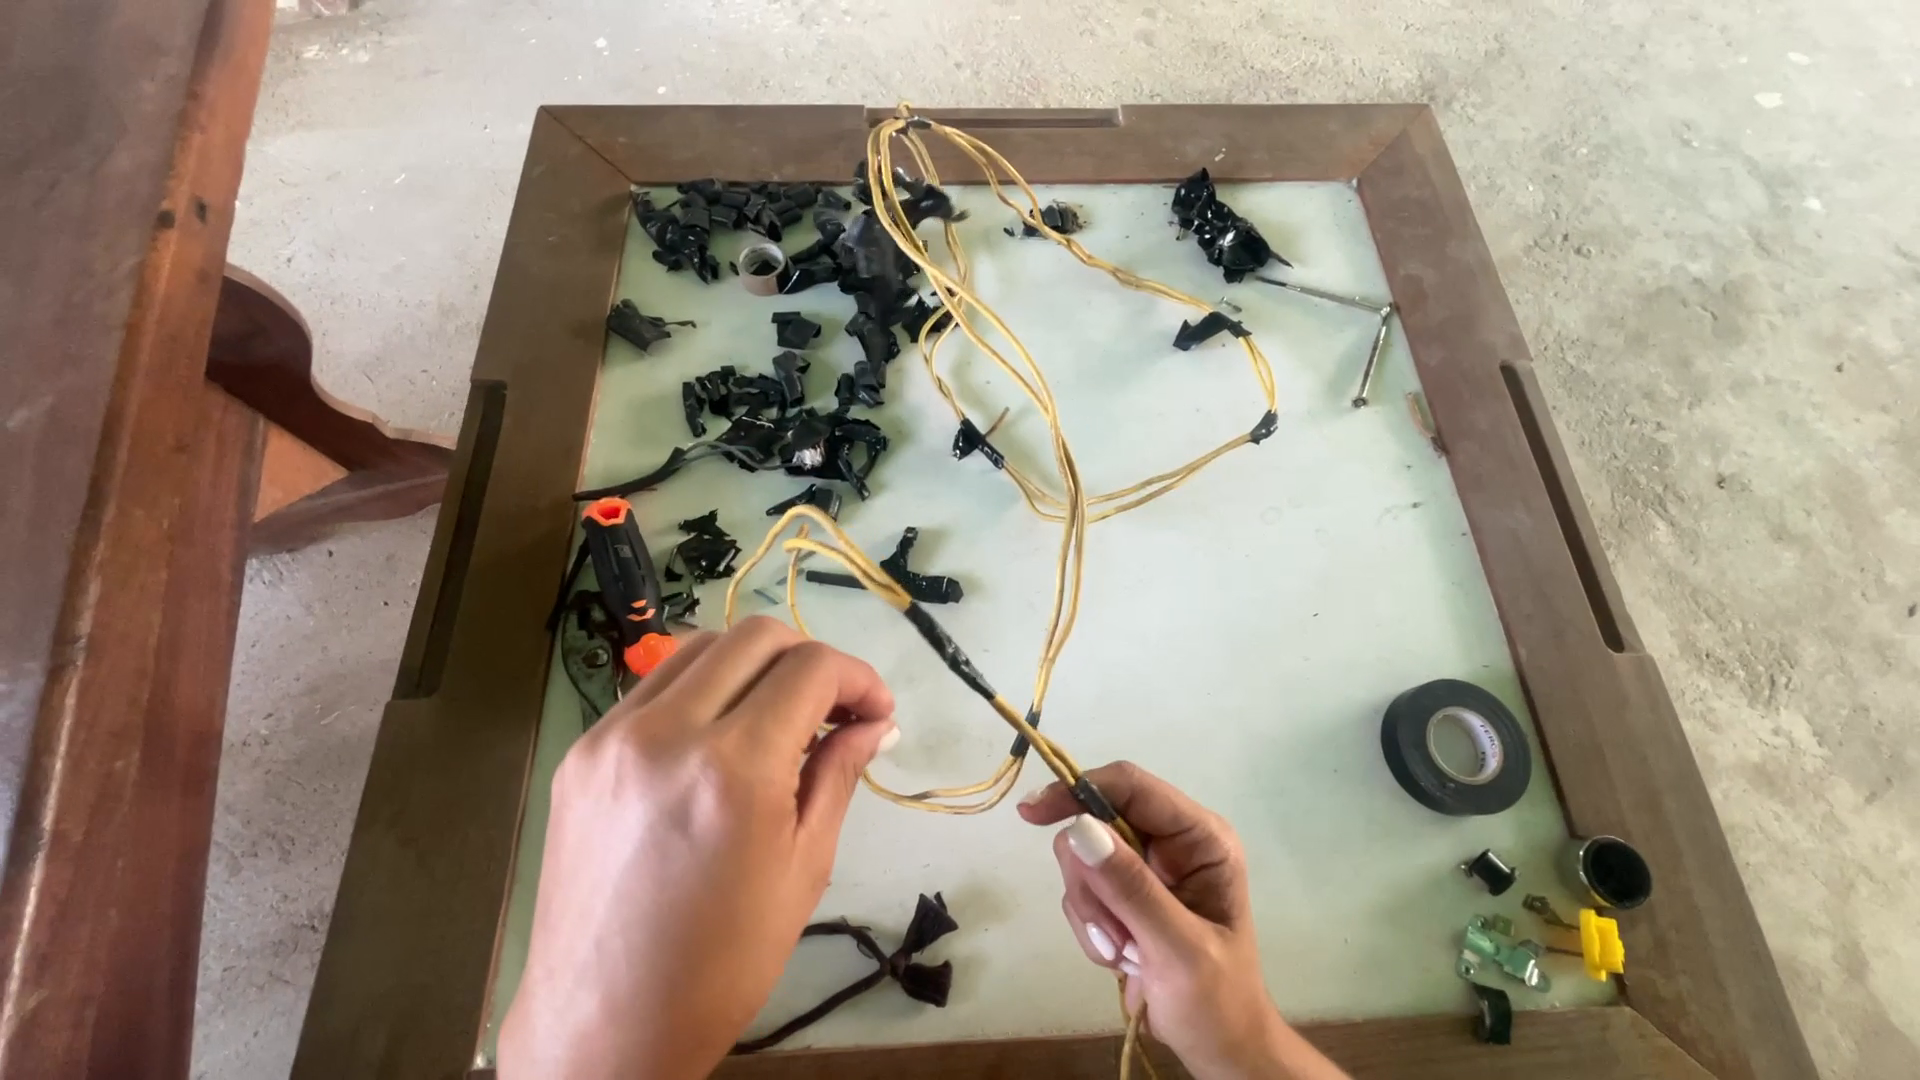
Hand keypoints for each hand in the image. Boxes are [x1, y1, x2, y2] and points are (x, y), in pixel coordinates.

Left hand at [498, 618, 895, 1079]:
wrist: (602, 1026)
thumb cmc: (722, 962)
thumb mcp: (804, 867)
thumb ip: (840, 773)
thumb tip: (877, 723)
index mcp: (732, 768)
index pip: (811, 668)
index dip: (858, 678)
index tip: (876, 711)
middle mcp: (666, 731)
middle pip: (756, 636)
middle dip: (810, 659)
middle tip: (833, 709)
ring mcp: (612, 736)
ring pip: (702, 647)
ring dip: (755, 665)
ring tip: (778, 718)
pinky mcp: (582, 751)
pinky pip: (656, 686)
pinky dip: (704, 690)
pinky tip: (720, 737)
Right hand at [1019, 762, 1348, 1079]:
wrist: (1219, 1052)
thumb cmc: (1216, 1003)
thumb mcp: (1177, 949)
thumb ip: (1131, 889)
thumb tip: (1080, 827)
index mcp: (1199, 837)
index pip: (1130, 786)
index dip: (1079, 791)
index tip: (1033, 814)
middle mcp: (1171, 840)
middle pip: (1096, 820)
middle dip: (1091, 879)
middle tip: (1110, 930)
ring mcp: (1146, 865)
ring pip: (1082, 855)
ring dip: (1092, 908)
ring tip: (1123, 950)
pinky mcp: (1124, 889)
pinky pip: (1081, 886)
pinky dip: (1091, 923)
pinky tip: (1120, 955)